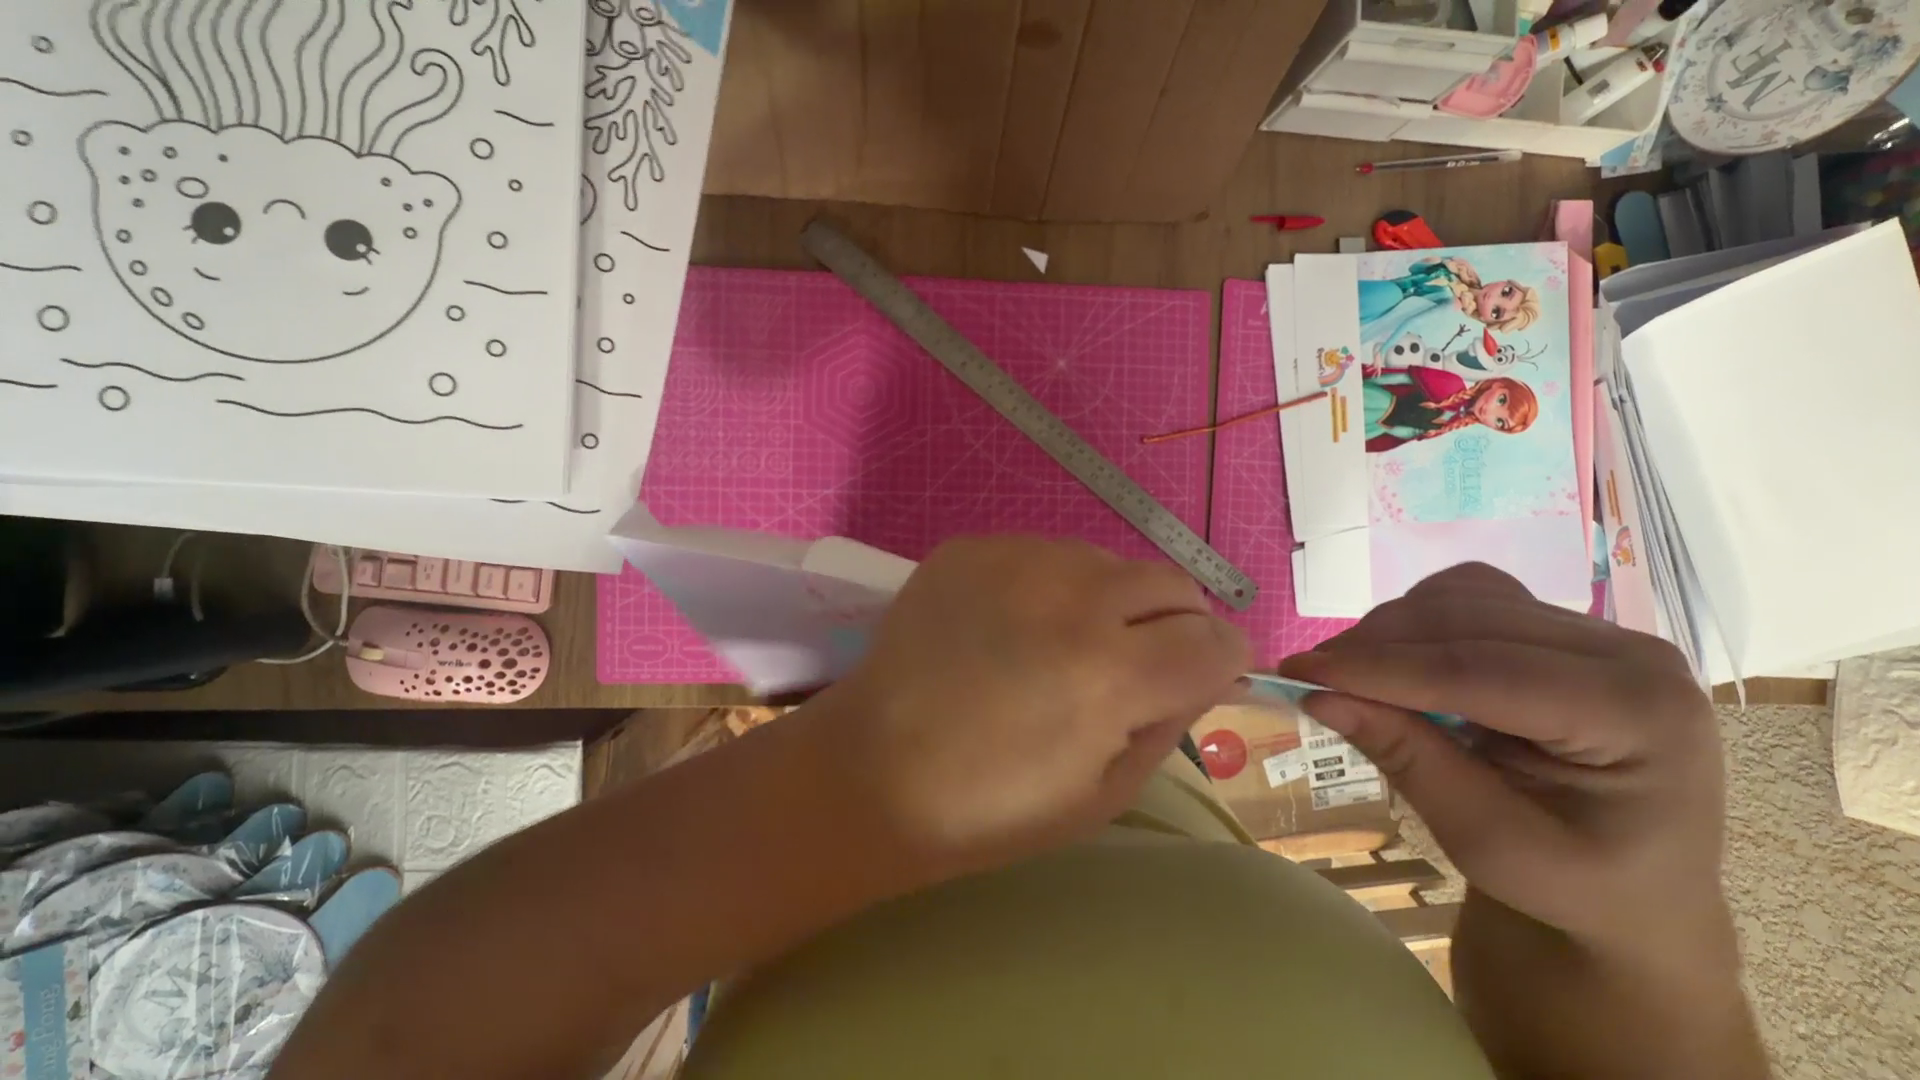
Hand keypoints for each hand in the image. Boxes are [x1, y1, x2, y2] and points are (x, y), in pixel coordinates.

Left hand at [814, 537, 1249, 875]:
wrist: (870, 772)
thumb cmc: (989, 810)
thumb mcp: (1104, 794)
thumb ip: (1170, 722)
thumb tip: (1206, 672)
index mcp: (1113, 674)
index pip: (1219, 639)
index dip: (1218, 665)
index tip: (1194, 682)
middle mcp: (1074, 599)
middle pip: (1175, 584)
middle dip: (1175, 625)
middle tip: (1136, 663)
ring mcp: (1017, 562)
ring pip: (1109, 562)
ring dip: (1111, 601)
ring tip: (1064, 645)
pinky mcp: (972, 548)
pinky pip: (1046, 552)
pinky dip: (1051, 586)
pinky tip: (1012, 627)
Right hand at [1278, 564, 1728, 960]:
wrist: (1633, 894)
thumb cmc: (1573, 887)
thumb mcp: (1488, 842)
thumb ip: (1409, 761)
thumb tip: (1318, 696)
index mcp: (1638, 716)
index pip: (1481, 670)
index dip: (1382, 668)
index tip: (1299, 672)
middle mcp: (1632, 656)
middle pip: (1471, 620)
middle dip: (1377, 645)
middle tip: (1305, 675)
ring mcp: (1604, 635)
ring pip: (1468, 597)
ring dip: (1394, 629)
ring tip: (1347, 674)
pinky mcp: (1569, 631)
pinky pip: (1476, 599)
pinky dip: (1420, 622)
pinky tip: (1396, 661)